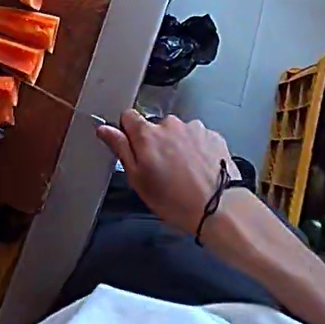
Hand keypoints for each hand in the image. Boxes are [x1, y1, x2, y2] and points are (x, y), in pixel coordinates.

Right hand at [96, 111, 241, 235]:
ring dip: (177, 146)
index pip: (128, 116)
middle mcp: (170, 124)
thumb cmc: (177, 200)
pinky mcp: (212, 135)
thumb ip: (121, 148)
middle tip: (161, 170)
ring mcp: (193, 128)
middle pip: (155, 126)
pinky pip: (197, 137)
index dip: (128, 131)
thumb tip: (105, 129)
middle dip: (156, 143)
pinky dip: (196, 149)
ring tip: (183, 174)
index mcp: (147, 134)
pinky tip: (199, 170)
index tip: (133, 147)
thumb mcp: (138, 180)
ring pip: (177, 132)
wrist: (219, 207)